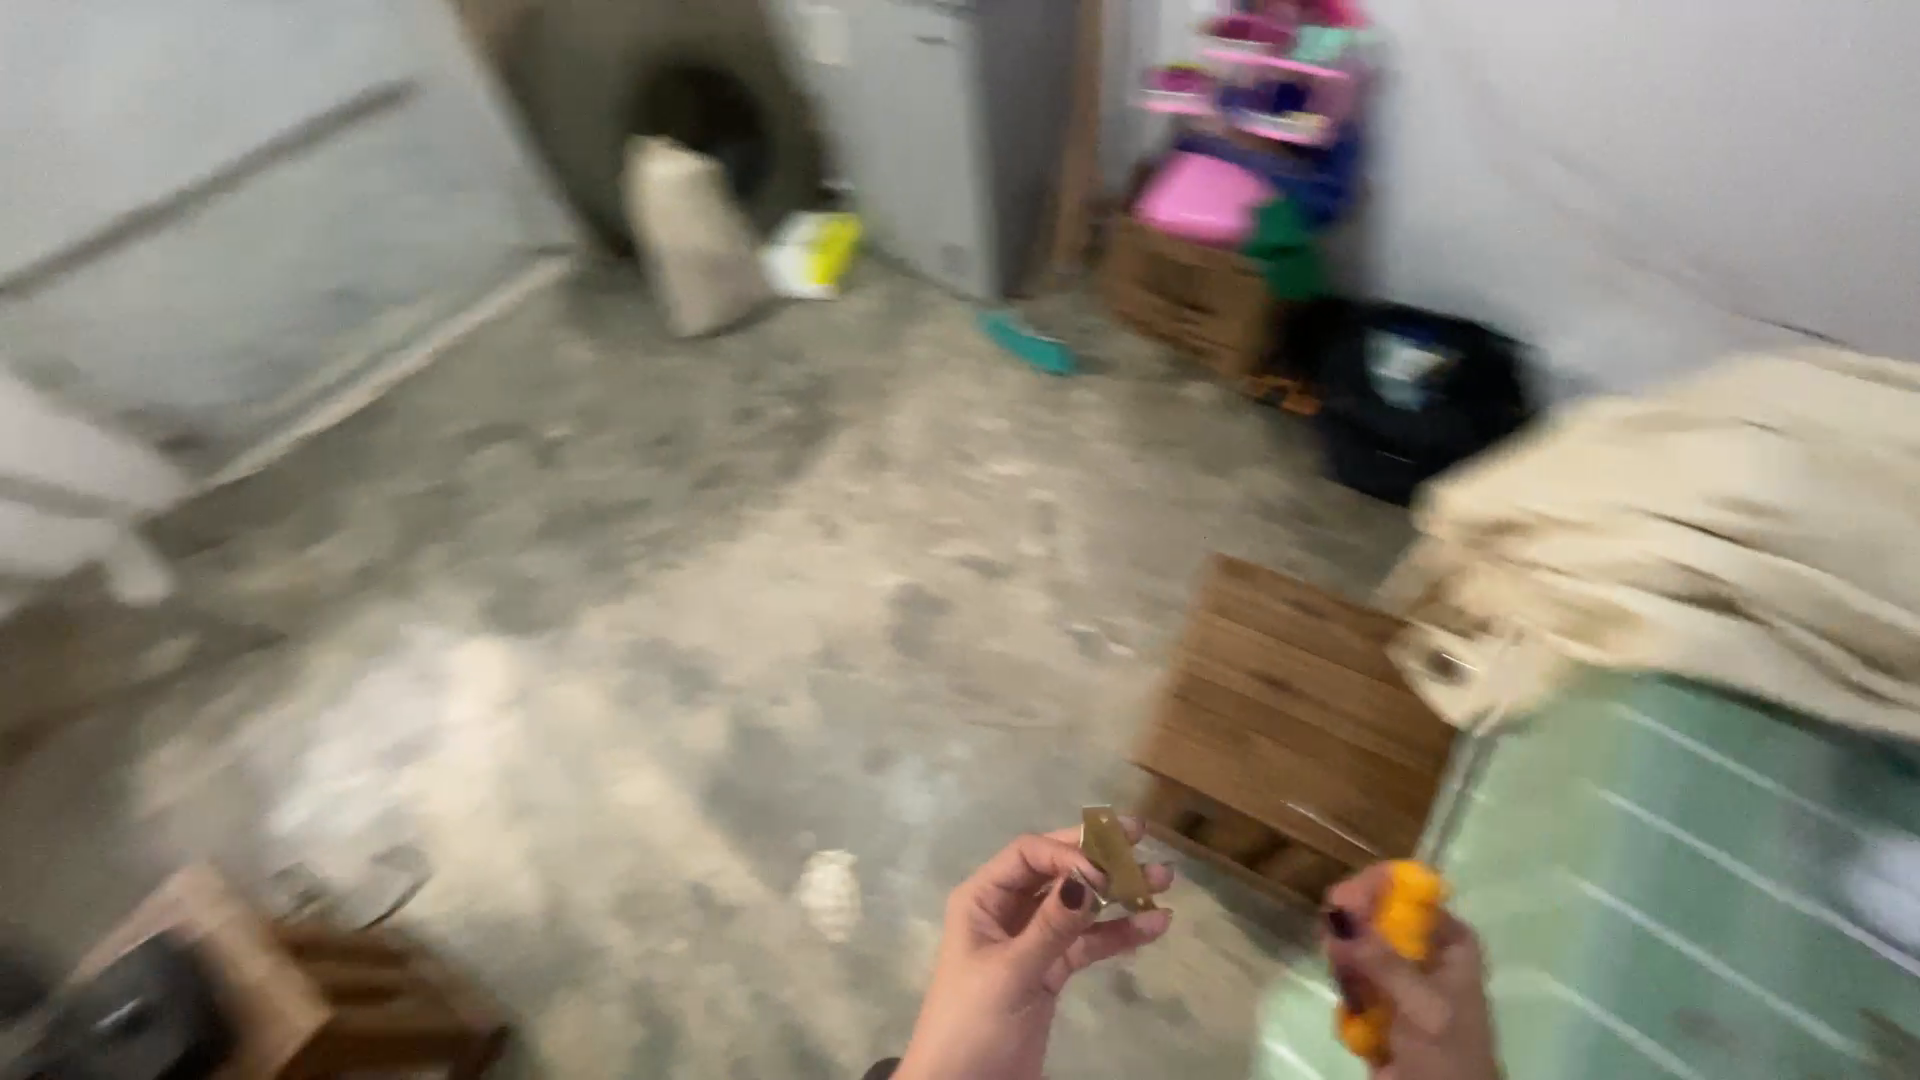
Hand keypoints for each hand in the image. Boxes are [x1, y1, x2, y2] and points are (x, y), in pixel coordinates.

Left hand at [896, 821, 1175, 1079]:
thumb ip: (1050, 927)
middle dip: (1098, 855)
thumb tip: (1088, 879)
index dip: (1067, 854)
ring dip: (1118, 893)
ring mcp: (1033, 938)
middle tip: (1140, 835)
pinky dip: (1118, 933)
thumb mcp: (1010, 973)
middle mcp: (1007, 908)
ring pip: (1079, 905)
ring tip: (1163, 879)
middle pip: (1057, 870)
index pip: (1030, 855)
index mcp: (983, 897)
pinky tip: (1154, 923)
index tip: (1103, 874)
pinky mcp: (1052, 969)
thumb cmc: (971, 1023)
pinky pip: (1088, 942)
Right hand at [1324, 865, 1500, 1079]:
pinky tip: (1348, 1007)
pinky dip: (1341, 983)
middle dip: (1351, 919)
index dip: (1376, 886)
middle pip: (1375, 908)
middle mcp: (1422, 949)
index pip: (1411, 890)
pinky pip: (1346, 971)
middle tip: (1331, 933)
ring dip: (1342, 954)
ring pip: (1354, 938)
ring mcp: (1395, 974)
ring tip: (1339, 975)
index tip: (1345, 899)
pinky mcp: (1373, 998)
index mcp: (1449, 942)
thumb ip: (1385, 963)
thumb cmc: (1449, 1062)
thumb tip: (1339, 919)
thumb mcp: (1425, 1010)